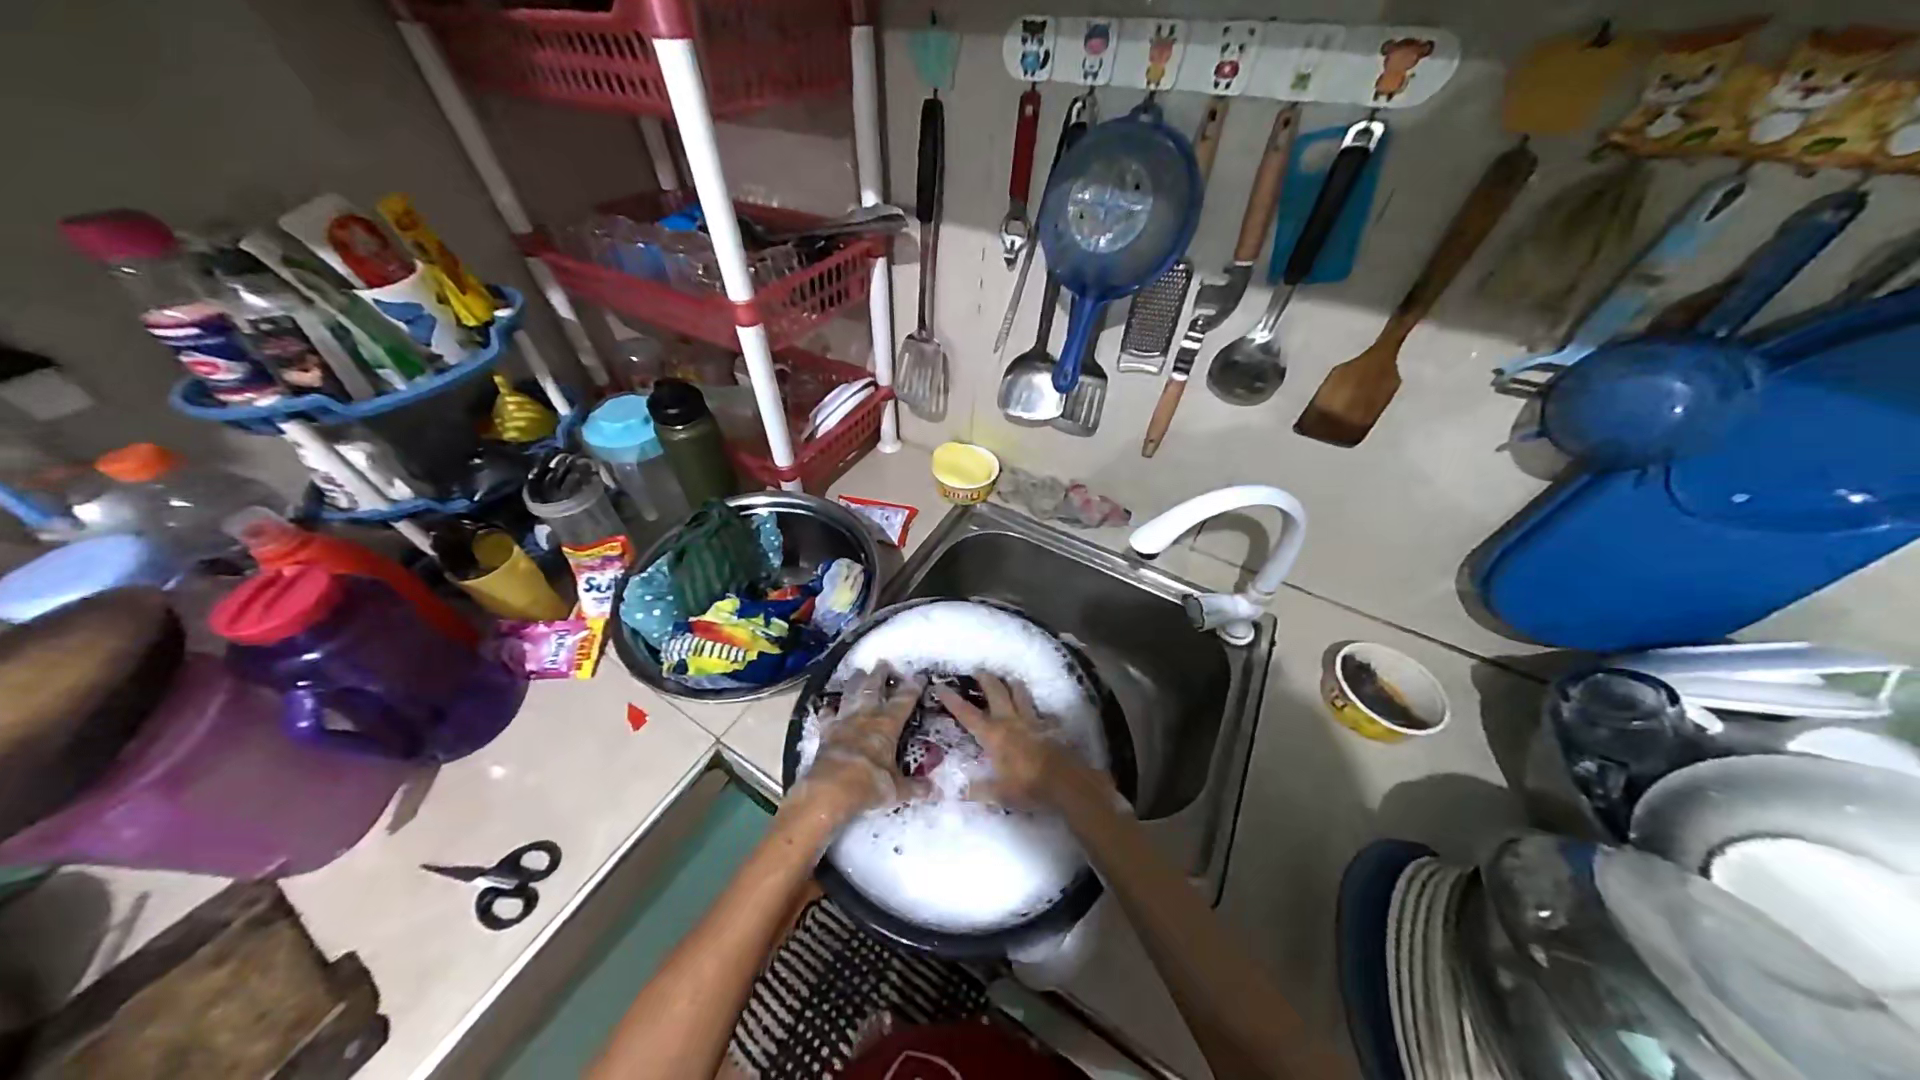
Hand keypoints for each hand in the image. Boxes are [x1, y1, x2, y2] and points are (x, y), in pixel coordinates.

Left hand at [789, 663, 928, 826]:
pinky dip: (827, 710)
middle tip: (883, 662)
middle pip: (874, 688)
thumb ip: (914, 787)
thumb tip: (934, 791)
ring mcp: (844, 721)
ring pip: (851, 694)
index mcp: (888, 724)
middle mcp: (866, 716)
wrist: (831, 788)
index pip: (904, 699)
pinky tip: (826, 706)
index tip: (920, 676)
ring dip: (855, 682)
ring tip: (858, 672)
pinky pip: (826, 715)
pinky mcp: (826, 731)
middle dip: (880, 674)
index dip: (913, 686)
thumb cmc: (869, 783)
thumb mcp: (897, 789)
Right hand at [933, 671, 1100, 808]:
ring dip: (1013, 685)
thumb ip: (977, 790)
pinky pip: (1042, 713)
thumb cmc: (1027, 786)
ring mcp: (1032, 721)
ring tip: (1009, 680)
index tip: (940, 686)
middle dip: (986, 679)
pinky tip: (1039, 713)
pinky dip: (1037, 710)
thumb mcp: (998, 794)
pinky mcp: (1049, 727)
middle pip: (996, 691)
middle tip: (978, 672)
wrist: (1064, 782)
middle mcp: (1010, 721)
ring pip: (1020, 693)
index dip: (952, 700)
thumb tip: (956, 791)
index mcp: (993, 734)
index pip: (967, 713)